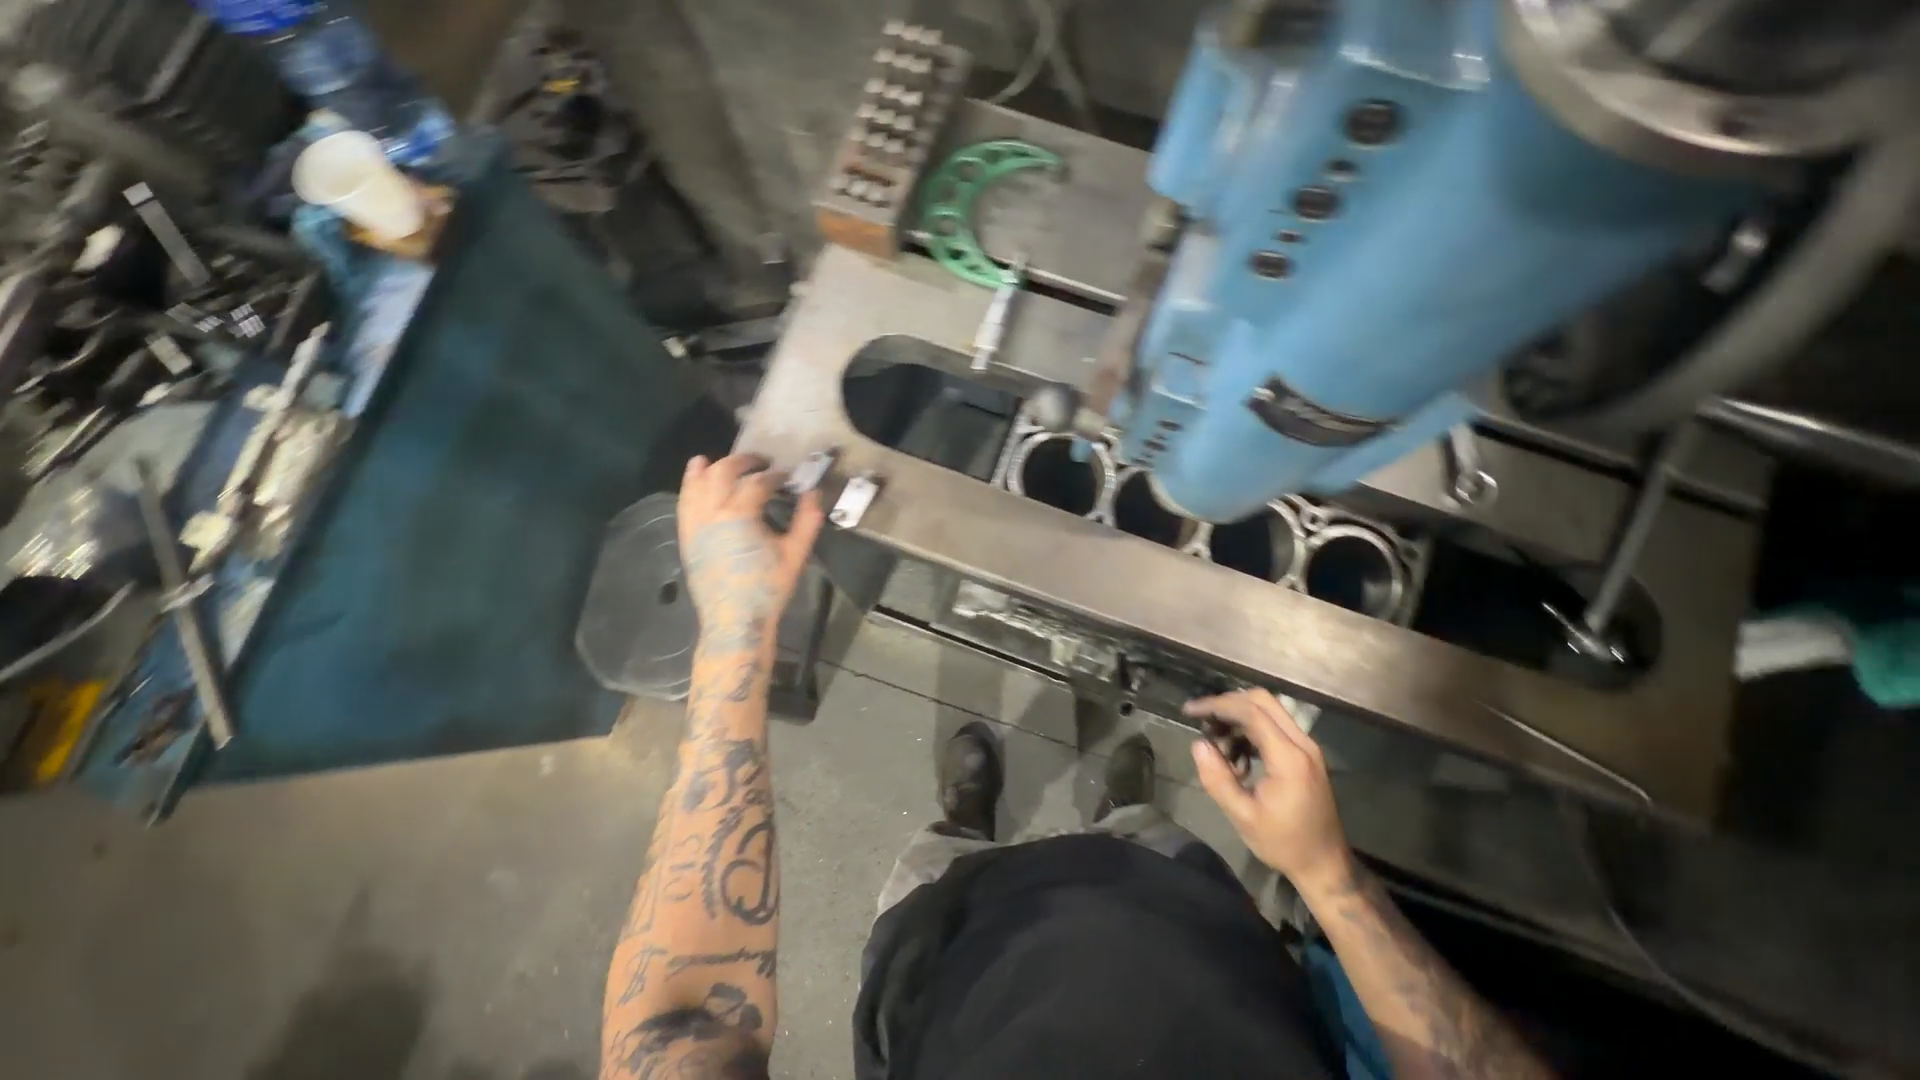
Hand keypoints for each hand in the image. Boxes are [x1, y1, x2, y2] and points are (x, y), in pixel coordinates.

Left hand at [677, 453, 825, 653]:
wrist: (734, 621)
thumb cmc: (767, 589)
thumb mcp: (795, 555)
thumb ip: (807, 521)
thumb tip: (814, 493)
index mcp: (741, 515)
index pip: (758, 482)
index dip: (774, 476)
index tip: (787, 477)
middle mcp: (713, 513)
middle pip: (724, 472)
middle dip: (743, 462)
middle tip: (761, 462)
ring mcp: (695, 524)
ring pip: (699, 483)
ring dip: (712, 467)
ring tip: (723, 460)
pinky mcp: (686, 536)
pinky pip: (684, 502)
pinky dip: (689, 484)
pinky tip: (695, 475)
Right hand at [1186, 689, 1353, 895]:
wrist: (1324, 863)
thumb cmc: (1283, 842)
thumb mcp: (1243, 816)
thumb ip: (1217, 779)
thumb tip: (1198, 745)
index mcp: (1288, 758)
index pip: (1251, 712)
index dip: (1217, 706)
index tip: (1190, 711)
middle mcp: (1302, 744)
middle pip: (1263, 701)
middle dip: (1228, 704)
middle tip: (1203, 720)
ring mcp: (1307, 747)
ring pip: (1270, 711)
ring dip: (1239, 718)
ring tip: (1218, 746)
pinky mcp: (1306, 755)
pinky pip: (1276, 726)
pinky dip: (1252, 730)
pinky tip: (1237, 757)